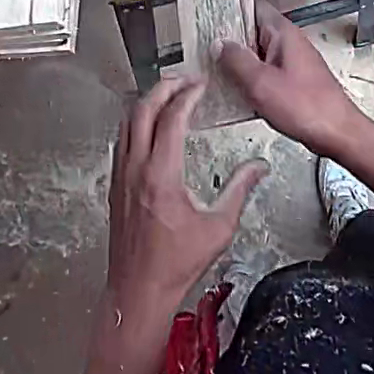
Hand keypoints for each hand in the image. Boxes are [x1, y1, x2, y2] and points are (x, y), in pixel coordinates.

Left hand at [106, 75, 266, 315]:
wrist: (138, 293)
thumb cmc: (176, 265)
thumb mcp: (218, 227)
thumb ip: (239, 190)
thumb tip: (259, 167)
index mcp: (162, 176)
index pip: (172, 118)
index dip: (188, 96)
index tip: (201, 86)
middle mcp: (136, 170)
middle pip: (142, 110)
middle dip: (164, 87)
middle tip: (185, 80)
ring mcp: (120, 176)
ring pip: (127, 122)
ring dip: (147, 101)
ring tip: (169, 94)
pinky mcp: (114, 185)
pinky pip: (121, 140)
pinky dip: (136, 121)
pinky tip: (151, 125)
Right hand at [216, 0, 372, 156]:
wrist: (336, 133)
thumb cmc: (306, 107)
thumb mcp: (260, 82)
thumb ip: (236, 60)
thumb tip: (219, 44)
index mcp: (283, 33)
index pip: (254, 6)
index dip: (232, 7)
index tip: (210, 12)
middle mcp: (289, 43)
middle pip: (253, 31)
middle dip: (230, 39)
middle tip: (204, 46)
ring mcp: (292, 62)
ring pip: (258, 54)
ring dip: (239, 62)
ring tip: (213, 68)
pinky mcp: (293, 81)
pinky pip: (266, 72)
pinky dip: (251, 78)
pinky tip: (236, 91)